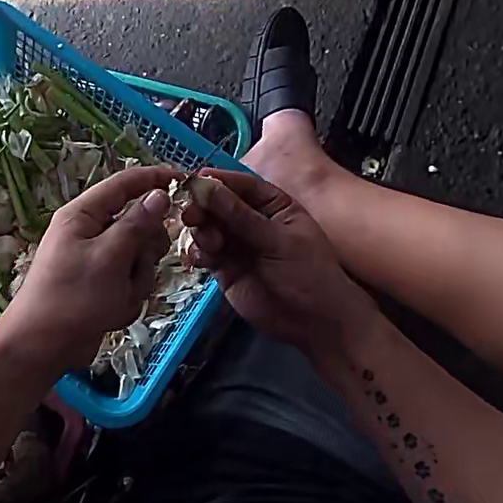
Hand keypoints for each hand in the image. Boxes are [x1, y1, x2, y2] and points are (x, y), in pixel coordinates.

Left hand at [0, 164, 175, 373]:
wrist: (42, 348)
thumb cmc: (72, 297)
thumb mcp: (110, 256)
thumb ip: (138, 224)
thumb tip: (160, 194)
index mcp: (84, 214)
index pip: (126, 183)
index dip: (156, 179)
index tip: (187, 181)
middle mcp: (91, 232)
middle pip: (140, 225)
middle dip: (145, 250)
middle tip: (137, 266)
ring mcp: (98, 260)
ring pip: (140, 257)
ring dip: (137, 279)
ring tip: (118, 297)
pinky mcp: (102, 285)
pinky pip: (131, 281)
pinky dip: (127, 297)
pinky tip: (112, 312)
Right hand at [180, 170, 376, 353]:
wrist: (312, 322)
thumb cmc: (307, 273)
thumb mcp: (277, 240)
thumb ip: (239, 215)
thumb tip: (205, 186)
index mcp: (272, 204)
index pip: (239, 184)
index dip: (216, 181)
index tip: (192, 181)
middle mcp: (250, 219)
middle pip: (217, 204)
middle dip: (202, 207)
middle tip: (191, 216)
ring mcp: (236, 243)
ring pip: (207, 227)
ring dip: (201, 231)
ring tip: (211, 245)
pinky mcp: (224, 267)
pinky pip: (204, 252)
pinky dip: (198, 252)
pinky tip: (201, 260)